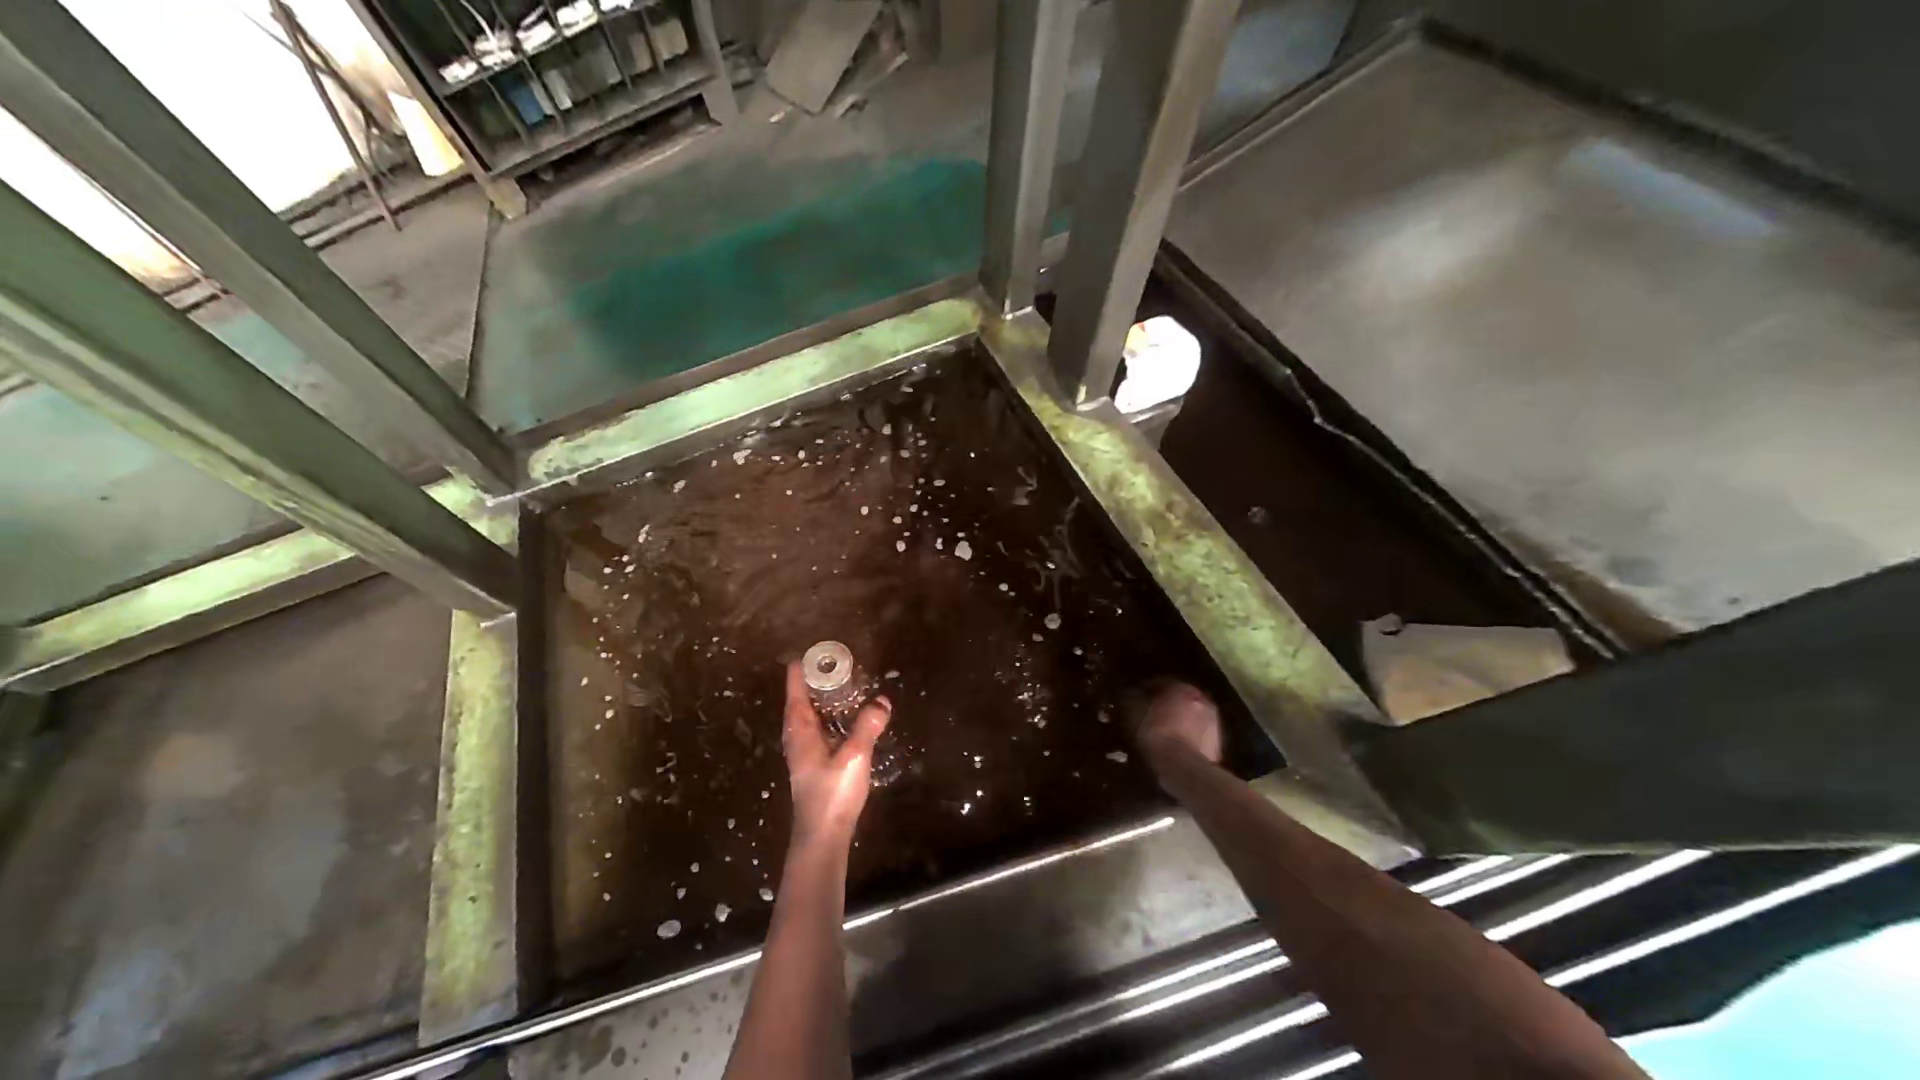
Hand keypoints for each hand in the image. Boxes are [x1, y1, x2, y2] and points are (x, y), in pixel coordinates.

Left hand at [782, 661, 890, 848]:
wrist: (823, 837)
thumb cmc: (832, 793)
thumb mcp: (855, 755)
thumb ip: (868, 726)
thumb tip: (882, 700)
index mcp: (800, 730)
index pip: (795, 691)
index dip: (800, 671)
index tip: (810, 652)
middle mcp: (797, 739)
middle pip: (800, 702)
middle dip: (813, 683)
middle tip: (833, 664)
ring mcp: (804, 754)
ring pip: (809, 719)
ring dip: (821, 702)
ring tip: (842, 687)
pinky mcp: (815, 766)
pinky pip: (819, 732)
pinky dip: (830, 719)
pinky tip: (847, 721)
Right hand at [1133, 681, 1222, 773]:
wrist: (1183, 768)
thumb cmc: (1154, 733)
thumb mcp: (1131, 711)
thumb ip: (1129, 696)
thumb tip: (1129, 693)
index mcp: (1181, 687)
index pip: (1158, 682)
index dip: (1142, 692)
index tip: (1132, 703)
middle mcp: (1201, 699)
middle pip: (1177, 700)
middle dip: (1163, 707)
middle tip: (1147, 719)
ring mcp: (1213, 722)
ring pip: (1189, 718)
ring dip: (1177, 724)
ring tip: (1161, 737)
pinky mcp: (1217, 744)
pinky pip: (1197, 737)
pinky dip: (1187, 740)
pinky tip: (1174, 751)